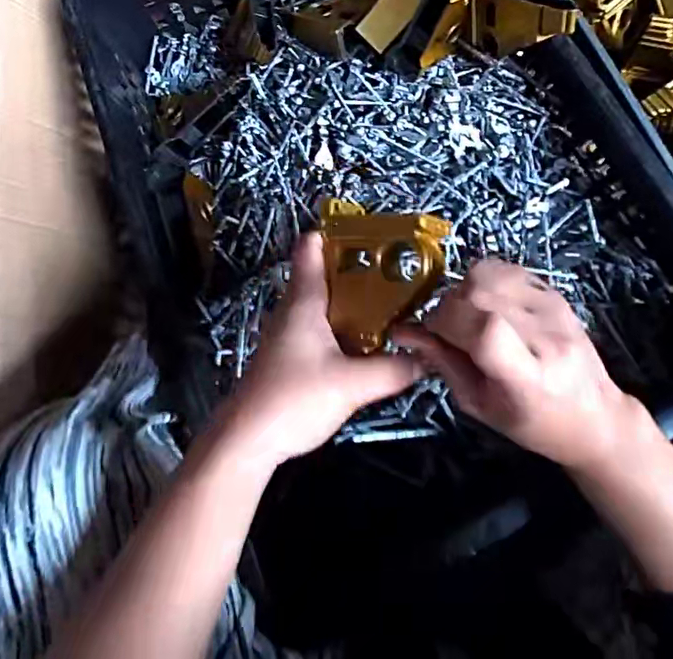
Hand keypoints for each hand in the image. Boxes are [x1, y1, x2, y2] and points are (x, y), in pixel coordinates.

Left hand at [215, 232, 422, 467]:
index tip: (372, 235)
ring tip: (390, 304)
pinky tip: (365, 342)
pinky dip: (343, 325)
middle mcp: (293, 309)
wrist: (247, 440)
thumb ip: (392, 370)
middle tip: (396, 273)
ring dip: (352, 300)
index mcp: (304, 301)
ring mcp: (288, 333)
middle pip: (323, 274)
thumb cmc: (294, 398)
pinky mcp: (289, 357)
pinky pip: (320, 327)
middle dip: (357, 269)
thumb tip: (425, 359)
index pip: (311, 248)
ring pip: (323, 303)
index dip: (337, 233)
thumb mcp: (352, 385)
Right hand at [393, 259, 654, 472]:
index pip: (486, 331)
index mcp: (530, 378)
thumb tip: (404, 331)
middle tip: (447, 328)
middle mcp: (546, 336)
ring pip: (488, 273)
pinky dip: (484, 281)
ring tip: (467, 314)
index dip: (448, 323)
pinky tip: (487, 304)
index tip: (433, 334)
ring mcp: (554, 308)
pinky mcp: (555, 291)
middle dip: (448, 306)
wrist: (595, 415)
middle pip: (480, 295)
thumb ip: (444, 364)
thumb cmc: (533, 423)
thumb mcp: (482, 406)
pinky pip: (504, 268)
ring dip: (464, 289)